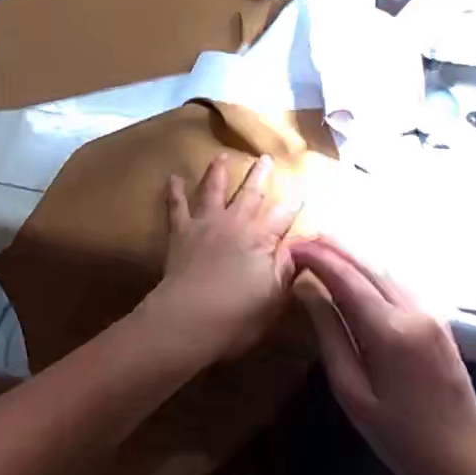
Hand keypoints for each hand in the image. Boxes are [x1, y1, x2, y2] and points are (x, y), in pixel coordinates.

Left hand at [142, 154, 299, 361]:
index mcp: (262, 238)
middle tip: (267, 158)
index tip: (301, 190)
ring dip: (218, 171)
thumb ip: (288, 267)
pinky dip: (175, 191)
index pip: (284, 215)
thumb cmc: (238, 315)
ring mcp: (206, 223)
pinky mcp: (181, 231)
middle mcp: (235, 222)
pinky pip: (177, 206)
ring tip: (221, 155)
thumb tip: (303, 245)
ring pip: (213, 189)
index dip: (294, 203)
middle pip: (251, 193)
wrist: (188, 319)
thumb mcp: (276, 297)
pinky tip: (173, 177)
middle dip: (261, 175)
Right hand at [291, 238, 475, 474]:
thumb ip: (329, 334)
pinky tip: (354, 270)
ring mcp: (429, 311)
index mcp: (388, 330)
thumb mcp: (352, 392)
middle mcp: (412, 310)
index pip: (345, 277)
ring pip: (383, 268)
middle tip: (300, 240)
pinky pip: (396, 281)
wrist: (466, 458)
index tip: (291, 247)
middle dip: (332, 248)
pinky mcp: (436, 318)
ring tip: (320, 247)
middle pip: (366, 264)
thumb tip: (307, 290)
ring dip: (351, 255)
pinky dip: (369, 268)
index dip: (317, 257)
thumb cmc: (401, 435)